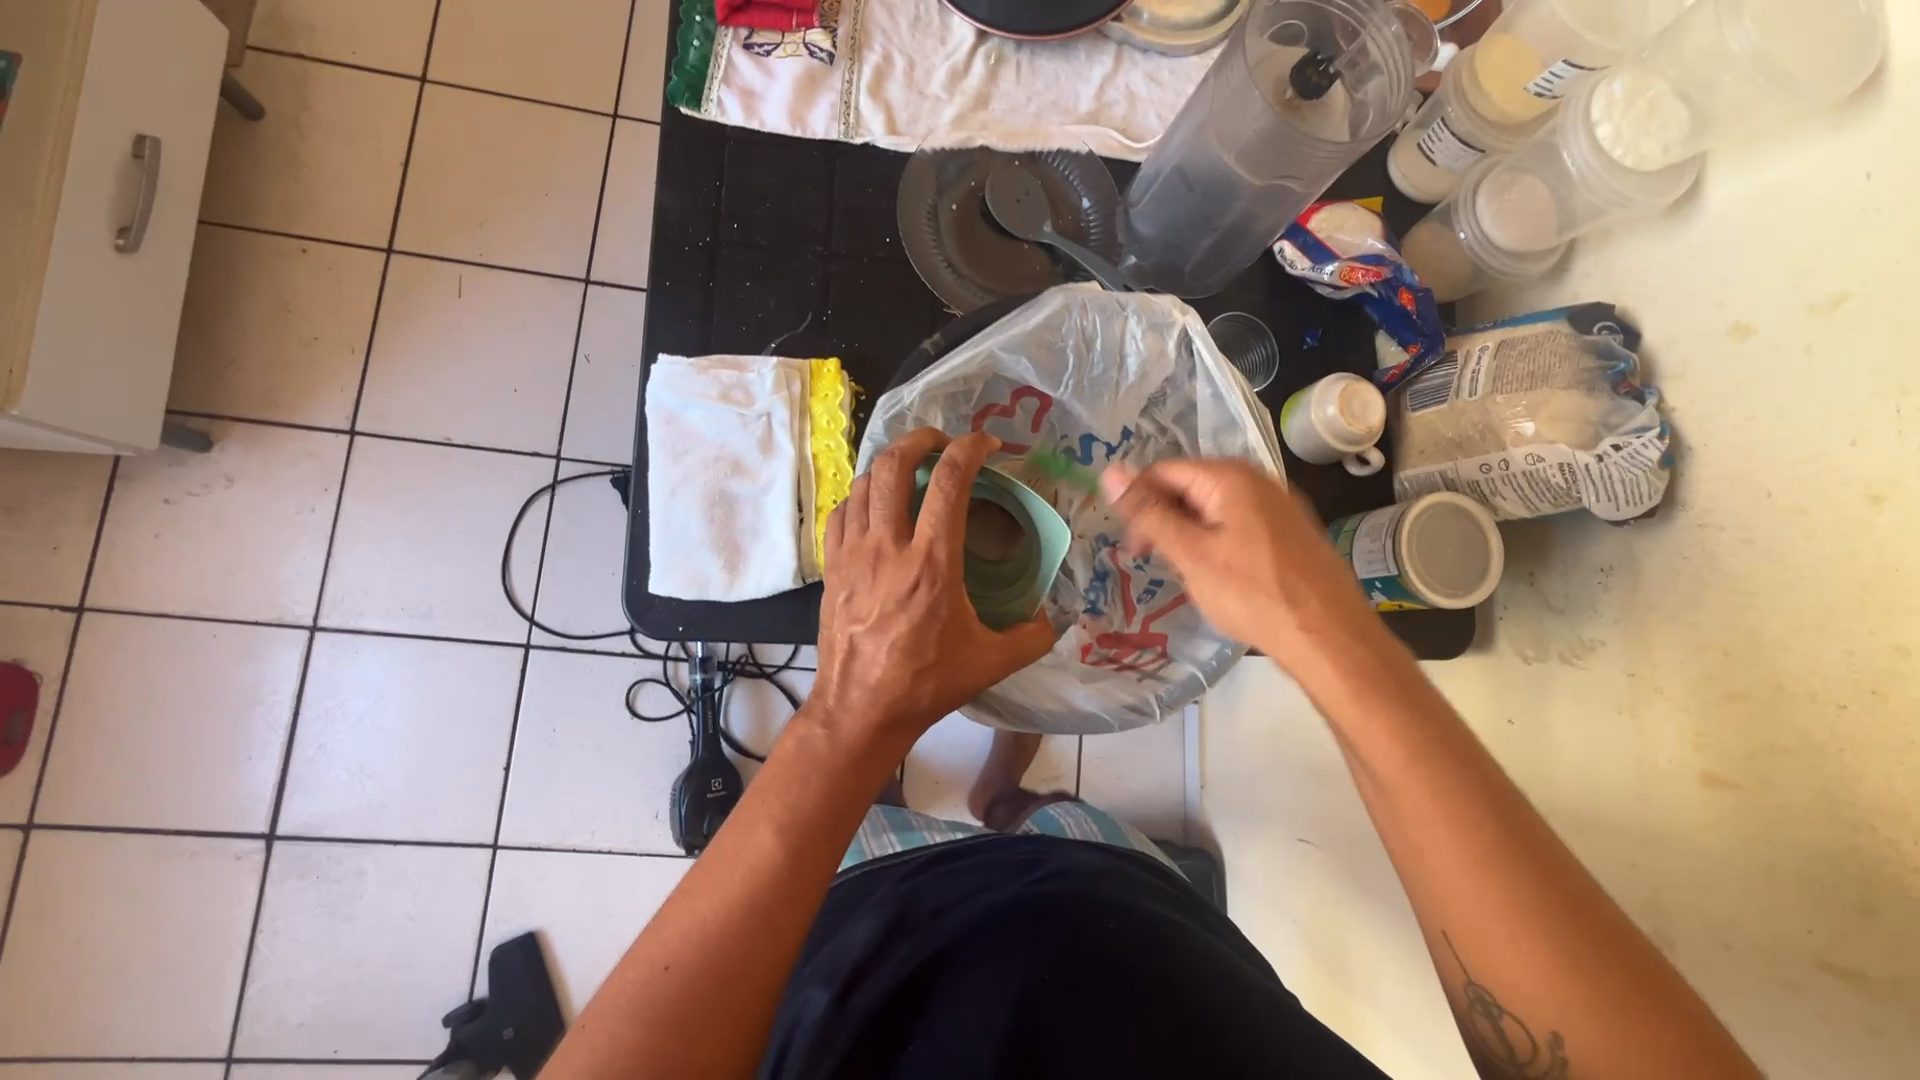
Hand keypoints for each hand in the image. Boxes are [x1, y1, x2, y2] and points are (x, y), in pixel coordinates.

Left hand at [810, 428, 1054, 748]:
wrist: (861, 709)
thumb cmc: (926, 683)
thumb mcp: (991, 663)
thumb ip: (1032, 637)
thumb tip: (1052, 618)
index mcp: (933, 561)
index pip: (949, 481)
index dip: (971, 449)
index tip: (987, 443)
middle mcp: (889, 546)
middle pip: (894, 465)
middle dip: (921, 439)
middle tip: (943, 442)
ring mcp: (854, 554)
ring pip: (863, 483)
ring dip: (889, 464)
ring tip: (910, 467)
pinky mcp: (832, 567)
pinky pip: (841, 512)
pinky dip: (860, 496)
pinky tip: (874, 505)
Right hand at [1100, 460, 1394, 675]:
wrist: (1328, 636)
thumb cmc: (1252, 594)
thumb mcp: (1190, 554)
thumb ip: (1149, 513)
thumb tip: (1110, 471)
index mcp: (1229, 477)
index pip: (1162, 471)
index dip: (1138, 504)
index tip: (1133, 548)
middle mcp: (1257, 480)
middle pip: (1190, 486)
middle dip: (1164, 519)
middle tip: (1155, 563)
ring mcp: (1279, 505)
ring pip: (1214, 508)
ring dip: (1189, 534)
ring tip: (1187, 573)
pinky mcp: (1290, 532)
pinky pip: (1238, 524)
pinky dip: (1217, 542)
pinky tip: (1219, 576)